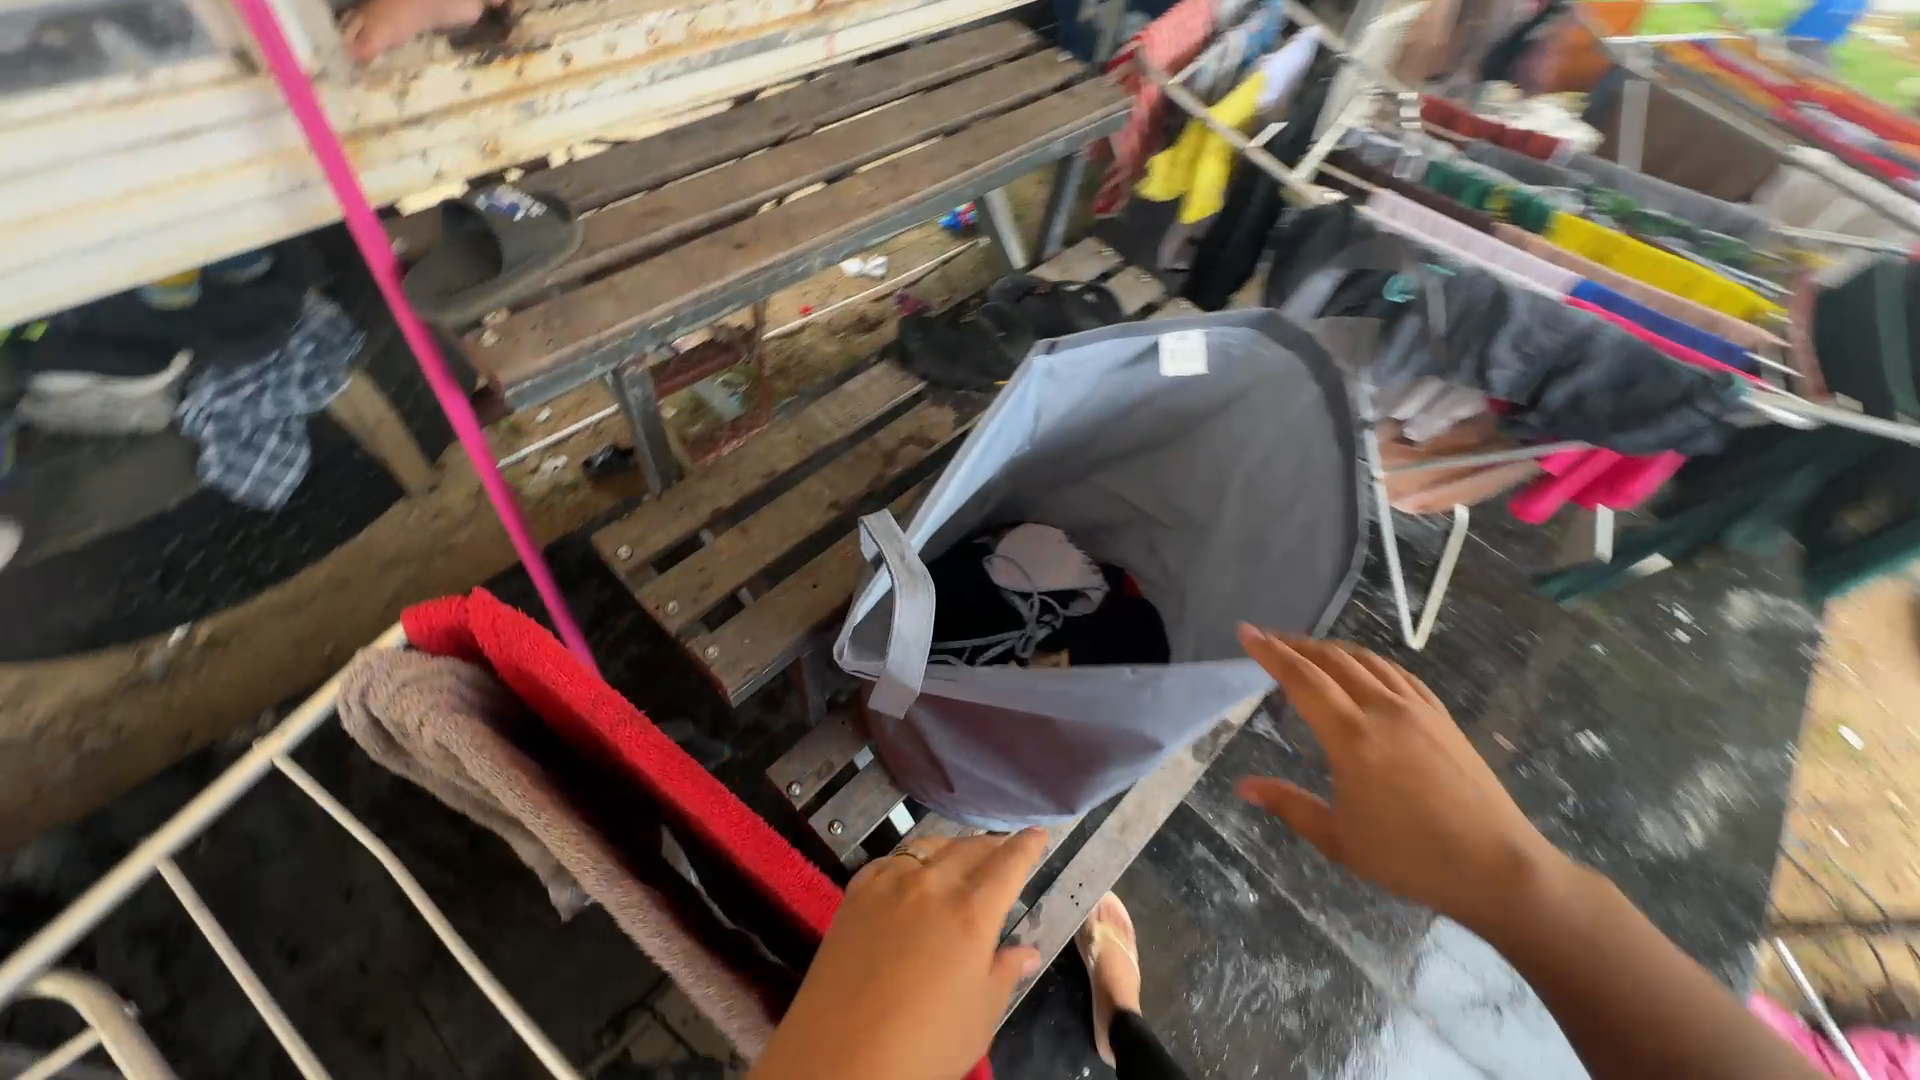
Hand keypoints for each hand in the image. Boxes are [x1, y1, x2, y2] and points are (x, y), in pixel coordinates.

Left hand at [748, 830, 1046, 1079]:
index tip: (1038, 833)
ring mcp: (890, 884)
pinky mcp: (856, 893)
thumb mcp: (979, 1017)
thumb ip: (1004, 974)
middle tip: (1005, 846)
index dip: (1026, 846)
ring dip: (953, 846)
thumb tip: (1027, 952)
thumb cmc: (924, 1046)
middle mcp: (933, 886)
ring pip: (929, 847)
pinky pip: (891, 860)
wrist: (840, 1058)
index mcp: (972, 913)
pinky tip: (911, 870)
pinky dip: (910, 859)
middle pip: (970, 849)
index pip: (1008, 865)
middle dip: (993, 844)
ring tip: (961, 853)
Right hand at [1234, 625, 1568, 932]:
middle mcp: (1383, 710)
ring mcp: (1418, 711)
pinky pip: (1399, 674)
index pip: (1302, 679)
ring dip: (1331, 649)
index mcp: (1351, 736)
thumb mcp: (1337, 839)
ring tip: (1308, 650)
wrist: (1499, 869)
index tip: (1245, 633)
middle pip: (1332, 660)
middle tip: (1268, 639)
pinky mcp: (1443, 719)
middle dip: (1295, 645)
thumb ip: (1289, 805)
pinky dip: (1370, 662)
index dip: (1270, 653)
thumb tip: (1243, 786)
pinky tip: (1364, 669)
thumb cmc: (1410, 858)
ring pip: (1367, 661)